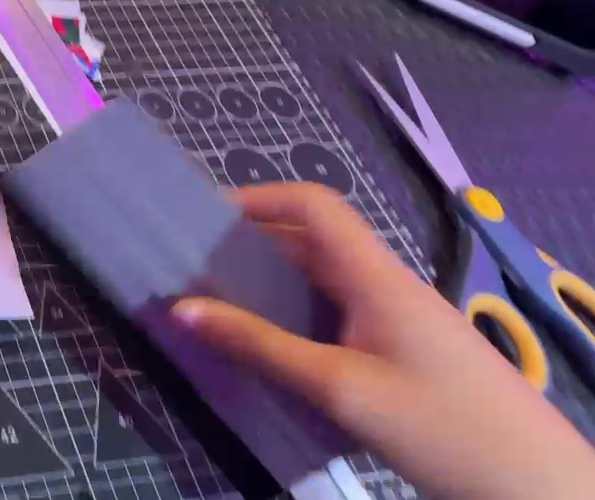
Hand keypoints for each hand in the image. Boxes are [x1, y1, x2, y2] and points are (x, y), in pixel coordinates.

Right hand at [172, 183, 594, 499]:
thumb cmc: (450, 433)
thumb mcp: (342, 390)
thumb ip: (258, 345)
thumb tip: (180, 308)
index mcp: (376, 277)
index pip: (313, 205)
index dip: (257, 197)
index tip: (205, 220)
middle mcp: (387, 287)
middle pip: (308, 241)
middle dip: (247, 247)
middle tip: (194, 269)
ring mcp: (401, 322)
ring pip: (319, 281)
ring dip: (268, 286)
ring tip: (218, 307)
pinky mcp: (407, 354)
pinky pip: (336, 314)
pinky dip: (293, 317)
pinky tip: (270, 347)